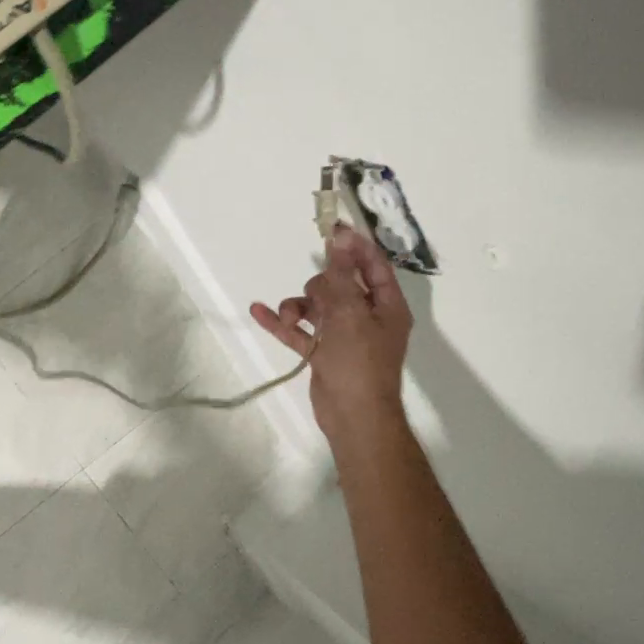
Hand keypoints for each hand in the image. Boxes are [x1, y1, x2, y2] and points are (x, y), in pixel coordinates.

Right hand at [251, 227, 411, 443]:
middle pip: (338, 285)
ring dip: (296, 307)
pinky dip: (281, 322)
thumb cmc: (359, 362)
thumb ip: (341, 275)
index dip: (353, 246)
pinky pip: (299, 331)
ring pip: (315, 308)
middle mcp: (367, 317)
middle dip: (318, 286)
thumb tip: (339, 238)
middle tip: (313, 298)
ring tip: (288, 318)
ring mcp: (343, 336)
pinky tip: (259, 311)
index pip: (372, 266)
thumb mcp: (350, 313)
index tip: (331, 228)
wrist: (353, 415)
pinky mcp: (322, 353)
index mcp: (385, 306)